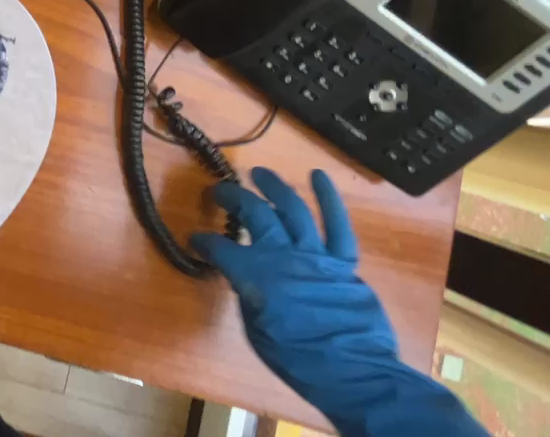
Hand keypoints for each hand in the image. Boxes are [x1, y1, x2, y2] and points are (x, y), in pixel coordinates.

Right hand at [192, 168, 484, 436]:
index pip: (219, 247)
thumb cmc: (297, 360)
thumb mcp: (255, 329)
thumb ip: (248, 294)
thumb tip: (243, 276)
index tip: (195, 238)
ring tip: (259, 173)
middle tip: (220, 190)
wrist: (354, 376)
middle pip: (254, 213)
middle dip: (233, 197)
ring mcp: (314, 254)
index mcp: (253, 275)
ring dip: (273, 186)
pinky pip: (338, 225)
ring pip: (291, 209)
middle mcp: (281, 255)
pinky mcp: (342, 262)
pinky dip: (329, 198)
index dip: (203, 241)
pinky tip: (317, 175)